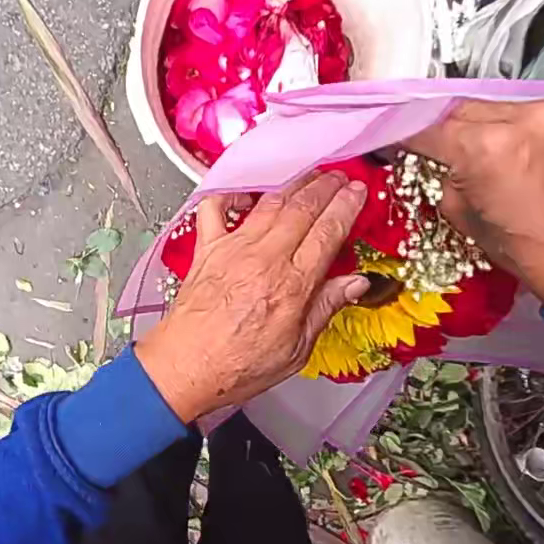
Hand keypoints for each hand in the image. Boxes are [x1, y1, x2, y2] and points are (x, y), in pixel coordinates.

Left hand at [136, 171, 370, 422]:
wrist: (185, 368)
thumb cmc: (237, 365)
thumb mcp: (297, 348)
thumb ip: (326, 308)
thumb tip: (356, 283)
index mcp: (292, 285)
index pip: (328, 231)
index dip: (346, 206)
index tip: (358, 192)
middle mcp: (264, 259)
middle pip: (302, 208)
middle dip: (326, 186)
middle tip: (340, 176)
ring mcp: (233, 249)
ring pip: (270, 203)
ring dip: (294, 184)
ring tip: (311, 175)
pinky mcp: (208, 249)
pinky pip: (216, 208)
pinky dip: (231, 194)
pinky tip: (248, 192)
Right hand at [405, 99, 543, 307]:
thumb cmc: (530, 251)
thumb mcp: (464, 218)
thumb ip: (443, 179)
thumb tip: (431, 160)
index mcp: (486, 149)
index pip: (429, 129)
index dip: (406, 135)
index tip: (394, 139)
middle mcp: (519, 118)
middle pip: (457, 109)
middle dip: (439, 127)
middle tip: (429, 146)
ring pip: (488, 105)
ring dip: (472, 125)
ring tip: (471, 150)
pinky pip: (518, 109)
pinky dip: (504, 125)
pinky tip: (504, 147)